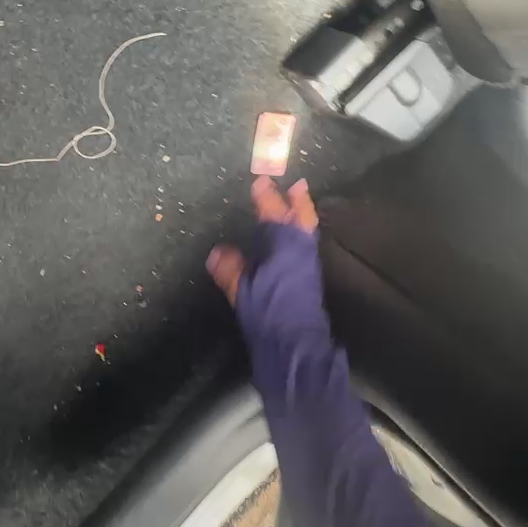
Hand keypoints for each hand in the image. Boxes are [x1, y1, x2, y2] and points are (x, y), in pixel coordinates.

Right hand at [206, 176, 317, 306]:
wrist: (295, 344)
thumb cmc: (269, 312)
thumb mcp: (241, 290)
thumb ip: (230, 270)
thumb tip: (218, 253)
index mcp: (285, 246)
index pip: (274, 214)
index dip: (267, 197)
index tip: (261, 182)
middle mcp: (300, 251)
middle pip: (302, 218)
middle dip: (299, 201)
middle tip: (297, 185)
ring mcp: (308, 266)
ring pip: (307, 232)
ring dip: (303, 216)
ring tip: (297, 205)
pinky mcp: (310, 280)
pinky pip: (306, 246)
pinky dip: (302, 234)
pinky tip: (293, 241)